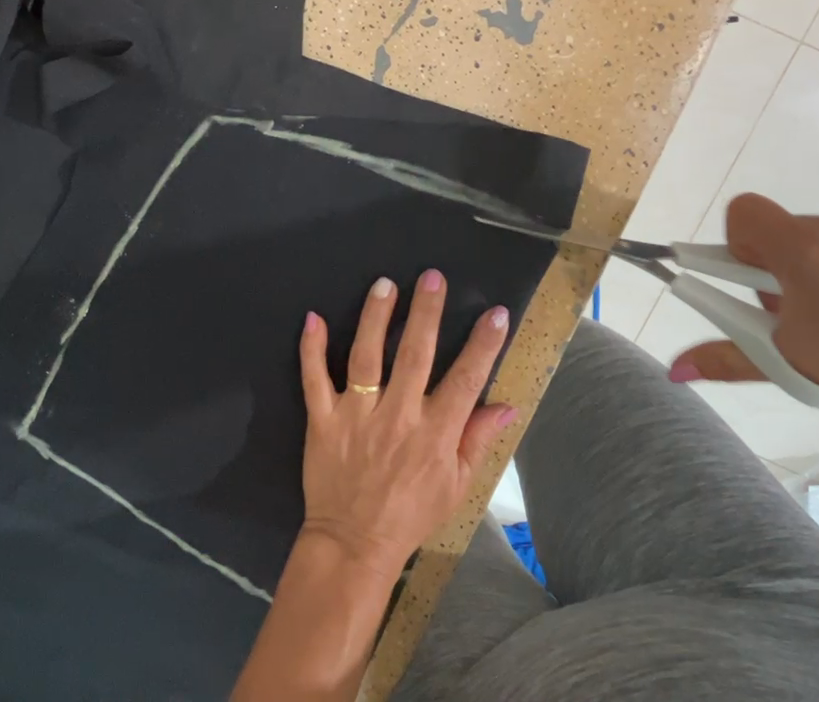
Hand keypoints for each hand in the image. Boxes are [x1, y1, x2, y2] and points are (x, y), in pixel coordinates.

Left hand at [296, 269, 517, 574]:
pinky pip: (314, 378)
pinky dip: (312, 348)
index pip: (465, 379)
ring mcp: (356, 415)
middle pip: (414, 355)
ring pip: (366, 356)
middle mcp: (398, 416)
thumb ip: (477, 440)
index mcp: (435, 433)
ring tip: (384, 284)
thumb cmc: (410, 514)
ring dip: (376, 317)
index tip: (495, 313)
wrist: (354, 542)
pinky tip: (313, 317)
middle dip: (425, 312)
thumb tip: (506, 405)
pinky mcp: (322, 419)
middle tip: (431, 276)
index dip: (483, 344)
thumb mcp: (456, 486)